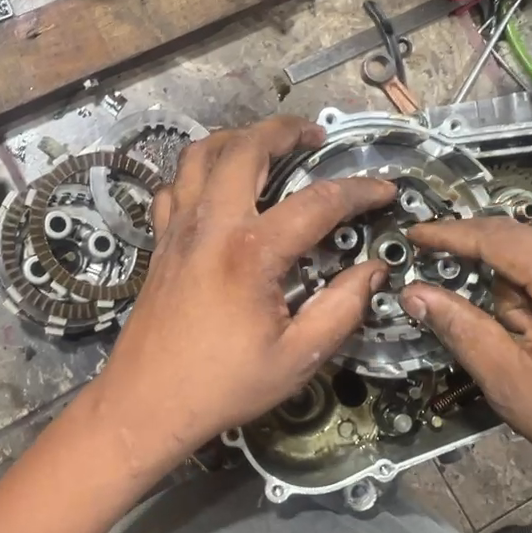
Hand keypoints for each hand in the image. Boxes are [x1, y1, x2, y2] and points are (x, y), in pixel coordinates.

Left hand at [87, 117, 393, 470]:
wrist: (146, 402)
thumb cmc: (222, 385)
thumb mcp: (297, 358)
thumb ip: (341, 309)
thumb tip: (372, 270)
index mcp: (250, 253)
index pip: (317, 203)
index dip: (358, 191)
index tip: (384, 190)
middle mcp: (210, 225)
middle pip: (245, 149)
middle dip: (284, 130)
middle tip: (314, 136)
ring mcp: (178, 229)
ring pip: (199, 155)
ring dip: (236, 140)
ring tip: (266, 146)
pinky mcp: (160, 241)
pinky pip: (174, 186)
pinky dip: (197, 173)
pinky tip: (216, 188)